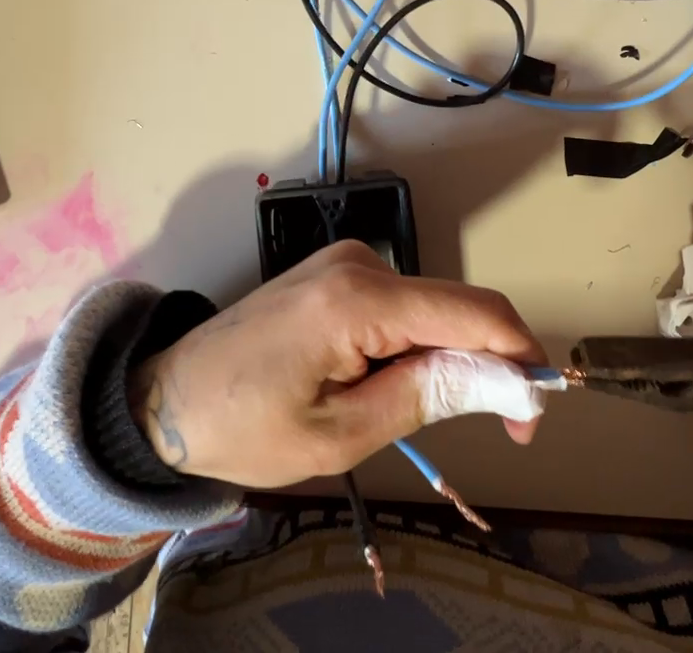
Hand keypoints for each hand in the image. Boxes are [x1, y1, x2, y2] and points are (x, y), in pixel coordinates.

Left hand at [130, 241, 546, 488]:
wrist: (164, 399)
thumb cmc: (244, 426)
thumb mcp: (342, 432)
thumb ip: (430, 395)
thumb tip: (512, 380)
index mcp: (360, 297)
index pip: (476, 311)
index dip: (520, 359)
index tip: (528, 417)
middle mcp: (360, 261)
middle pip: (456, 307)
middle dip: (481, 364)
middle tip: (468, 429)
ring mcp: (346, 261)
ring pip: (432, 308)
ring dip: (440, 358)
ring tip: (389, 409)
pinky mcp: (336, 272)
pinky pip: (401, 304)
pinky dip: (411, 344)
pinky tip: (374, 381)